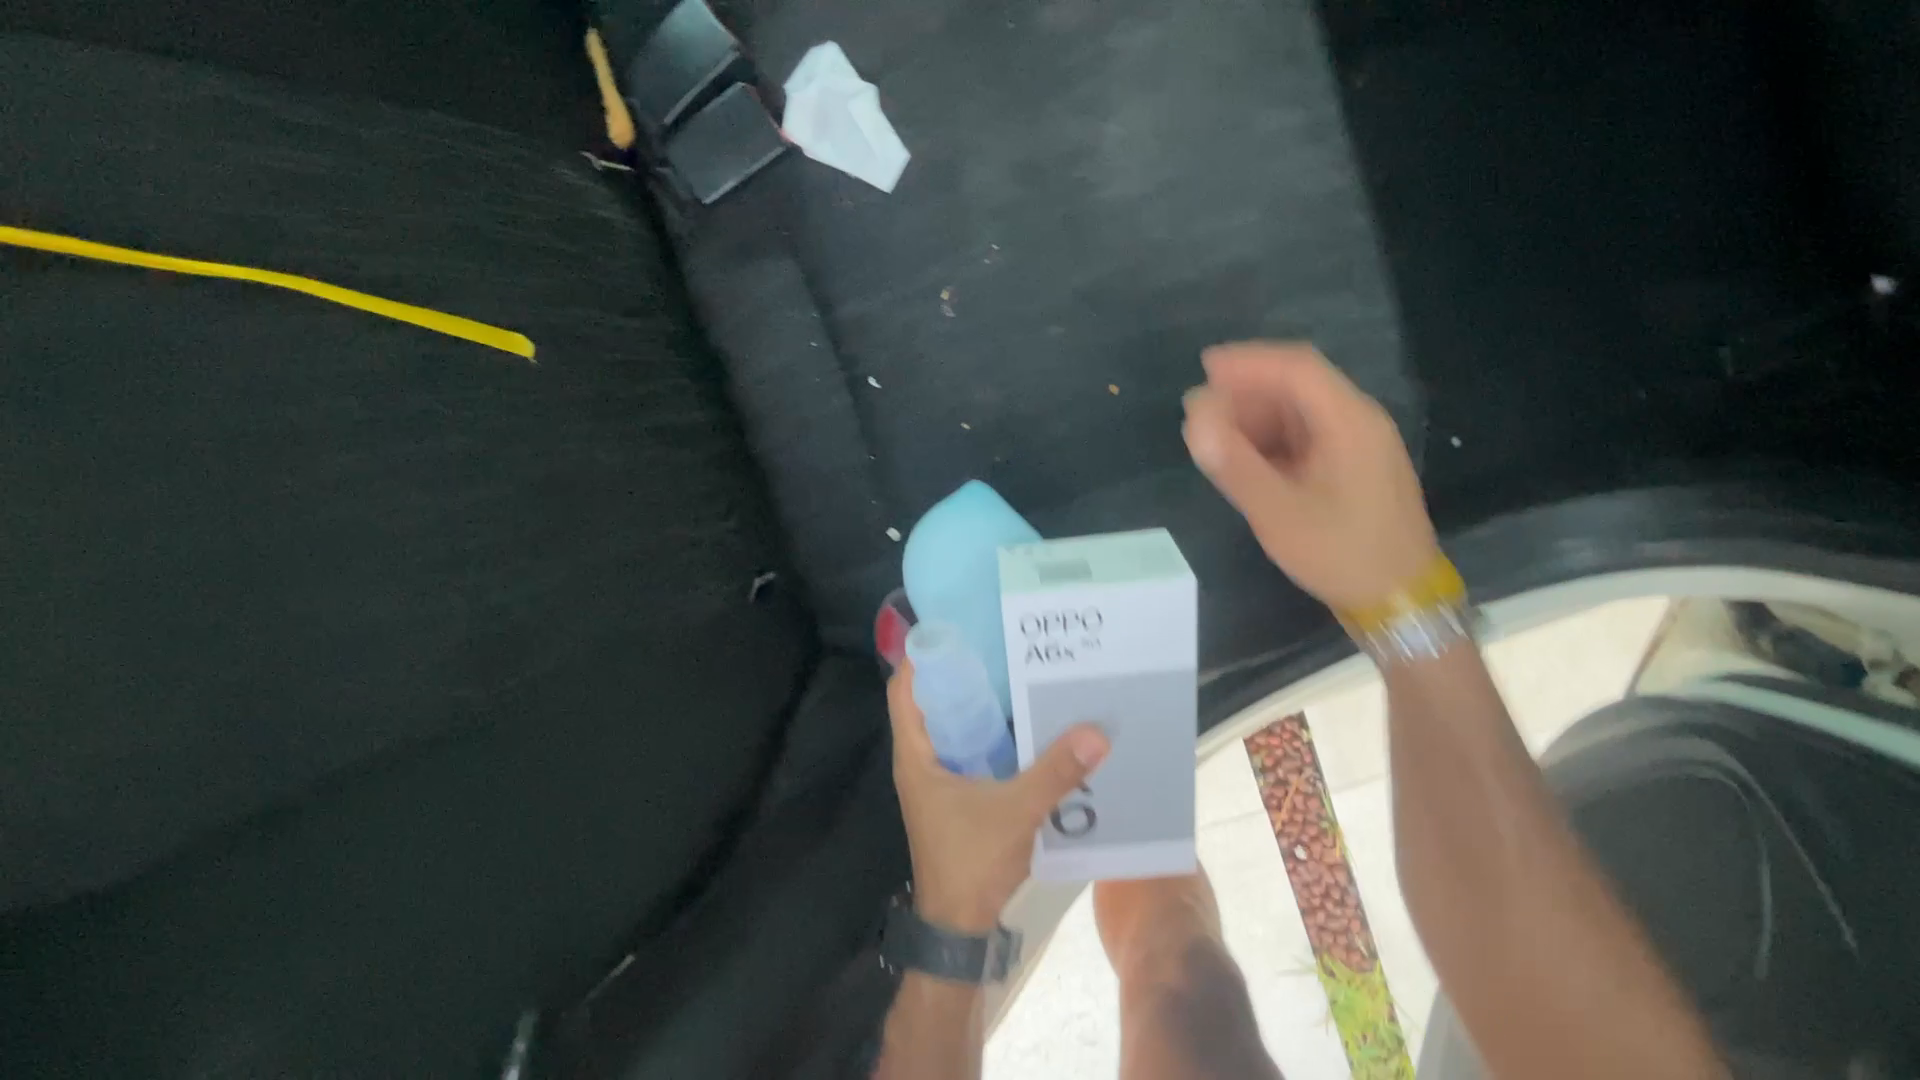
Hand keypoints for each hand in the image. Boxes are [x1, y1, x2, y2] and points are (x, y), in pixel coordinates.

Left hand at [888, 660, 1109, 933]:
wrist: (958, 924)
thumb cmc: (971, 861)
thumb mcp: (1016, 811)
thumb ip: (1056, 772)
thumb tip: (1097, 732)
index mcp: (916, 754)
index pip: (905, 689)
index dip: (923, 655)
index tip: (959, 626)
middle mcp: (922, 760)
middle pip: (934, 702)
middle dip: (965, 674)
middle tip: (1005, 645)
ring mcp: (939, 780)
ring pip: (955, 728)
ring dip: (982, 706)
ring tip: (1022, 675)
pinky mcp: (957, 797)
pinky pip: (972, 751)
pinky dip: (993, 736)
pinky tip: (1029, 727)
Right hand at [1182, 342, 1438, 612]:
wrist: (1399, 602)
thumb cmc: (1341, 554)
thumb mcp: (1279, 513)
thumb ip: (1234, 465)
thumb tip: (1194, 421)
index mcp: (1349, 422)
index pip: (1296, 369)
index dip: (1248, 362)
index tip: (1204, 367)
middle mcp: (1358, 423)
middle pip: (1298, 387)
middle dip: (1246, 393)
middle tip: (1199, 413)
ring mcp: (1358, 446)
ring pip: (1300, 413)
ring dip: (1255, 418)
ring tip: (1214, 438)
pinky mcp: (1352, 469)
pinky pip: (1307, 438)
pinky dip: (1271, 440)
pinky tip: (1244, 460)